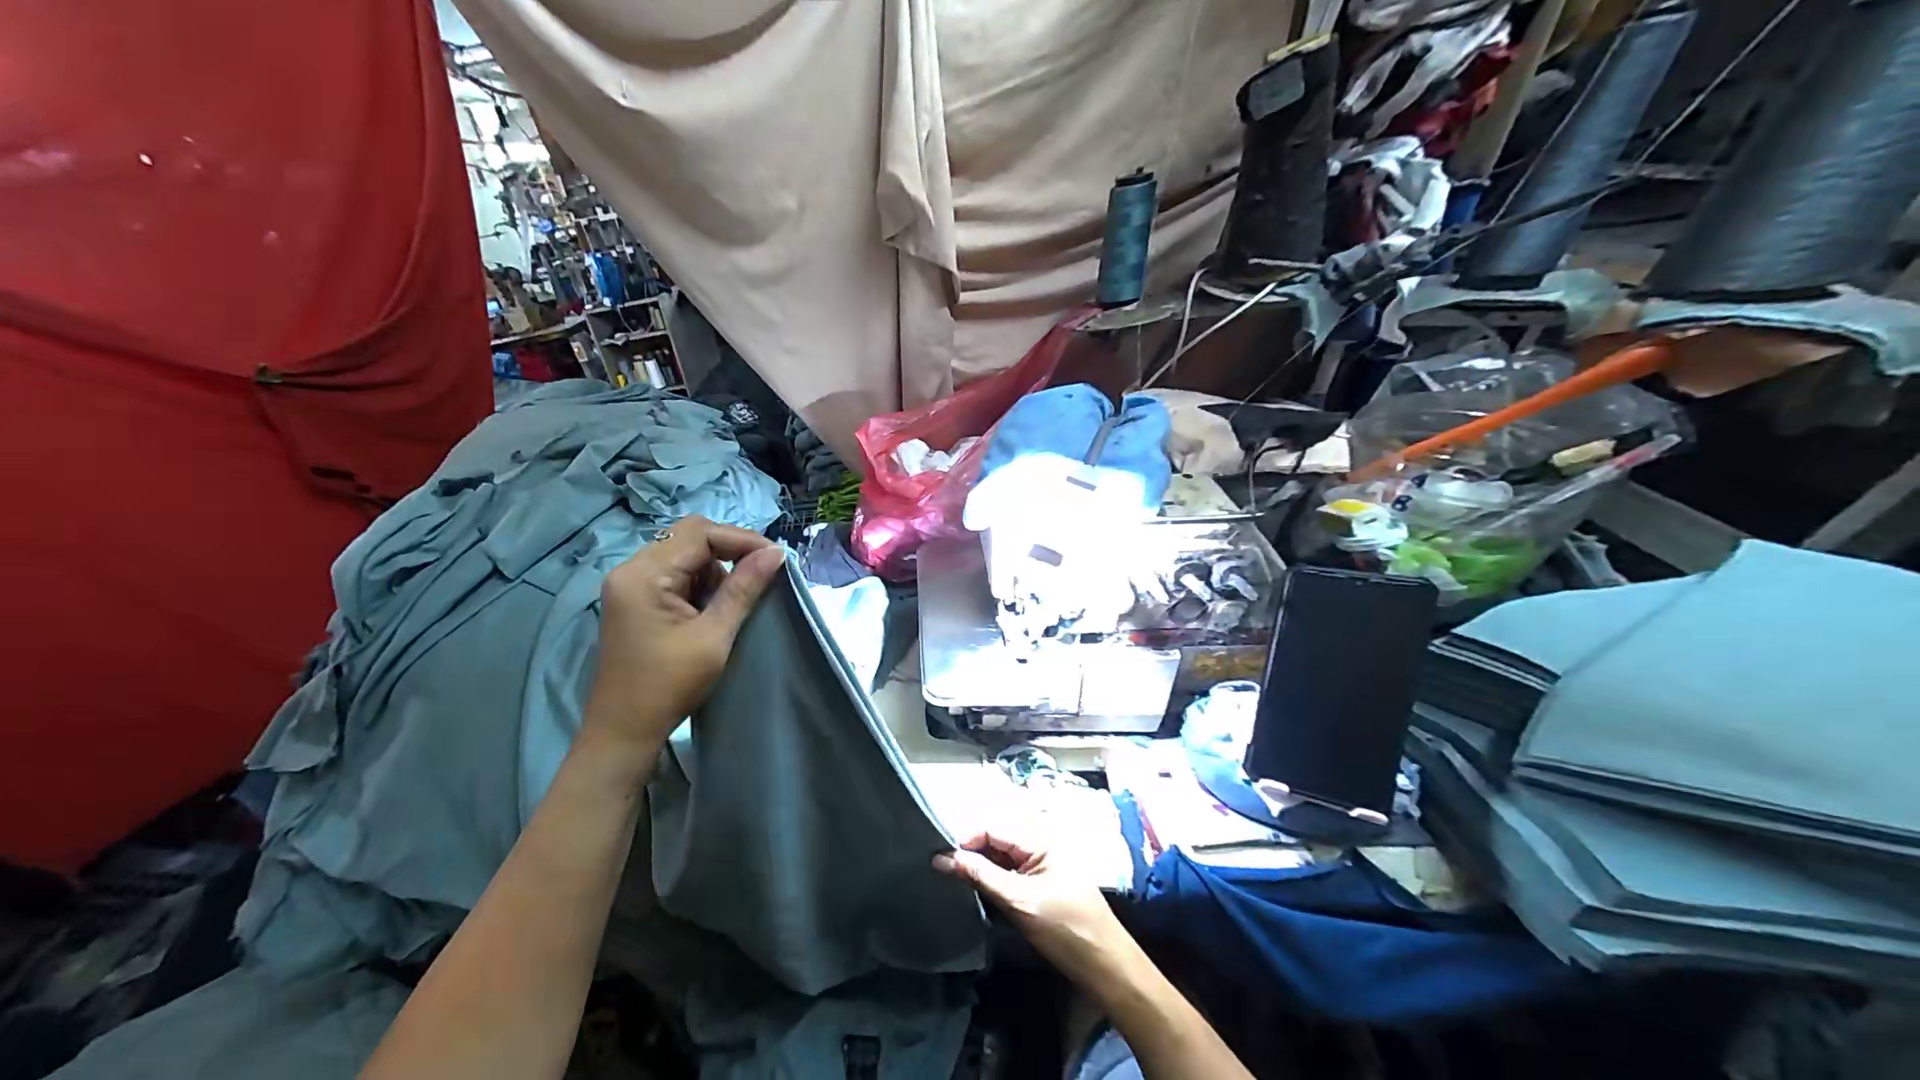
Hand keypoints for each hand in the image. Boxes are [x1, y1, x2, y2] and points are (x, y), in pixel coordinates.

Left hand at [583, 516, 783, 764]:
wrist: (624, 730)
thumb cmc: (669, 685)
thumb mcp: (714, 636)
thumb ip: (744, 589)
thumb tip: (776, 553)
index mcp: (644, 575)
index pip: (700, 534)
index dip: (742, 540)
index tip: (776, 558)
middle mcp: (630, 569)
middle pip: (689, 536)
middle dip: (729, 550)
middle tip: (761, 573)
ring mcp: (629, 584)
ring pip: (683, 553)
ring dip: (715, 568)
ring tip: (732, 601)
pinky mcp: (634, 599)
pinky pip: (673, 573)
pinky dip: (699, 582)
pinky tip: (711, 607)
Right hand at [933, 826, 1130, 982]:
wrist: (1103, 963)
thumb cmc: (1065, 927)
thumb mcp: (1018, 900)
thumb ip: (979, 875)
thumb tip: (940, 857)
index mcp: (1040, 837)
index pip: (992, 826)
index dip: (965, 839)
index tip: (937, 855)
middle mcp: (1040, 842)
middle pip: (995, 836)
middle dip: (969, 848)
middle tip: (940, 865)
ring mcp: (1040, 862)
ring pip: (1000, 853)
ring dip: (978, 862)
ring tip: (951, 874)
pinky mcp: (1038, 881)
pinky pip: (1008, 868)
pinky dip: (990, 874)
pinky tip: (973, 884)